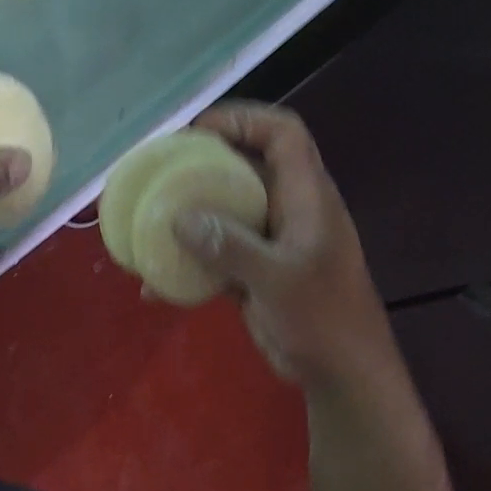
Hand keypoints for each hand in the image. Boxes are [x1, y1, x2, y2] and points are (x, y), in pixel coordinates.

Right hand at [173, 102, 392, 388]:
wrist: (340, 371)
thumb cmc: (322, 317)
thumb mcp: (276, 279)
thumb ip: (230, 246)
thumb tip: (178, 218)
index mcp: (307, 198)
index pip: (282, 135)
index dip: (243, 120)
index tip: (197, 131)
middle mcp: (290, 212)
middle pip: (248, 169)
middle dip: (205, 165)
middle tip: (161, 172)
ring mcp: (272, 247)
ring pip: (229, 215)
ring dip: (191, 216)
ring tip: (149, 219)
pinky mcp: (257, 278)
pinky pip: (218, 259)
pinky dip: (189, 266)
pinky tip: (155, 285)